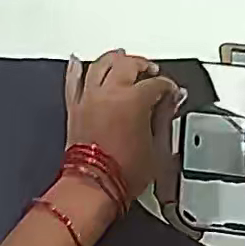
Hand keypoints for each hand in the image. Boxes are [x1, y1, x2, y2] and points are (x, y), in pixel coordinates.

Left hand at [64, 50, 181, 199]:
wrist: (93, 187)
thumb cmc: (122, 173)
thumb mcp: (158, 148)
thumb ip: (165, 119)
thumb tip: (170, 104)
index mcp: (134, 99)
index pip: (157, 83)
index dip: (168, 87)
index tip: (172, 93)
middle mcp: (109, 93)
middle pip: (127, 65)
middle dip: (143, 65)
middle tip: (151, 71)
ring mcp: (90, 99)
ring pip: (100, 66)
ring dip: (113, 59)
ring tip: (121, 58)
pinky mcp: (75, 109)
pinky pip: (73, 82)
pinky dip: (76, 69)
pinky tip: (78, 62)